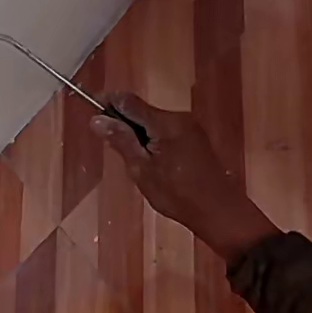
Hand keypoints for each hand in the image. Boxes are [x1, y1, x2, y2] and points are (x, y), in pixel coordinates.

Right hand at [91, 93, 277, 264]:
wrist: (219, 211)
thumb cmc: (177, 194)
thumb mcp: (141, 170)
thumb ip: (121, 141)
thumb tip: (97, 119)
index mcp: (165, 123)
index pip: (129, 101)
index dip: (107, 102)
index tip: (92, 112)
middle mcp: (178, 117)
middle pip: (141, 110)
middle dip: (123, 123)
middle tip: (114, 149)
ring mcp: (189, 126)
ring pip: (152, 121)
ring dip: (138, 133)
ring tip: (135, 162)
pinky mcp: (194, 137)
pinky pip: (165, 129)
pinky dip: (152, 139)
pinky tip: (152, 163)